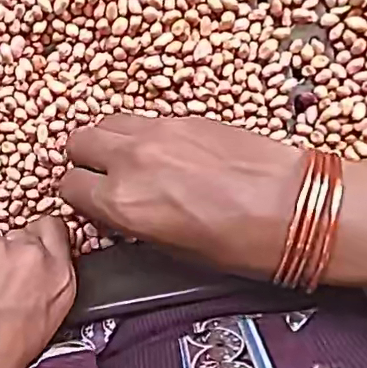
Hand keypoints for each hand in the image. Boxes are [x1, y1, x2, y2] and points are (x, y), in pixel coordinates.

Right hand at [58, 115, 305, 279]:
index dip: (78, 196)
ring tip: (130, 159)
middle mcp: (130, 160)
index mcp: (121, 202)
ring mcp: (157, 131)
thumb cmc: (243, 242)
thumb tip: (120, 212)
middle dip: (84, 160)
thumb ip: (133, 224)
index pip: (69, 186)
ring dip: (109, 140)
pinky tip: (164, 151)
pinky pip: (144, 119)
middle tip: (103, 175)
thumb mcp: (174, 251)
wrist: (296, 206)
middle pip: (78, 143)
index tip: (91, 201)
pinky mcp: (185, 116)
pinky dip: (141, 133)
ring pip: (106, 123)